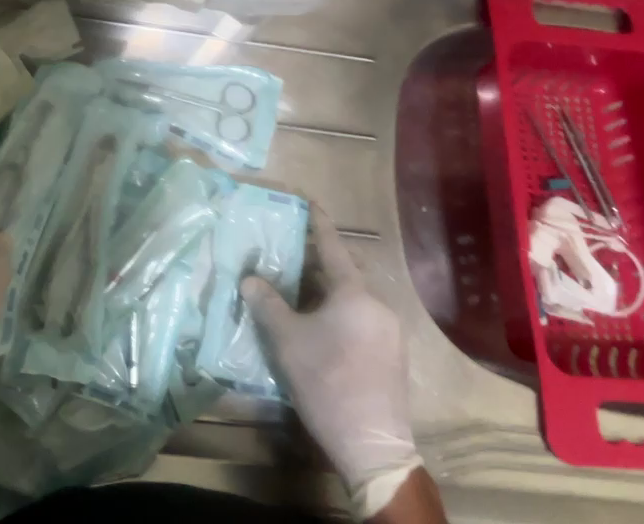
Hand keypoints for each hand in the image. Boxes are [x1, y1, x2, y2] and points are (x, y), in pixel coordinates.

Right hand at [243, 212, 422, 519]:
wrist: (371, 442)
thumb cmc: (326, 382)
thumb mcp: (287, 342)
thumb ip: (268, 305)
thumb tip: (249, 278)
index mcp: (353, 292)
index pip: (332, 246)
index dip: (318, 223)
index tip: (310, 201)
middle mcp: (377, 302)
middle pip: (347, 270)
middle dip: (322, 261)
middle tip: (294, 256)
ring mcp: (390, 329)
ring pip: (356, 296)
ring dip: (331, 290)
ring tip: (303, 295)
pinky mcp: (394, 353)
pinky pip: (365, 317)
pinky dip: (343, 311)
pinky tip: (325, 329)